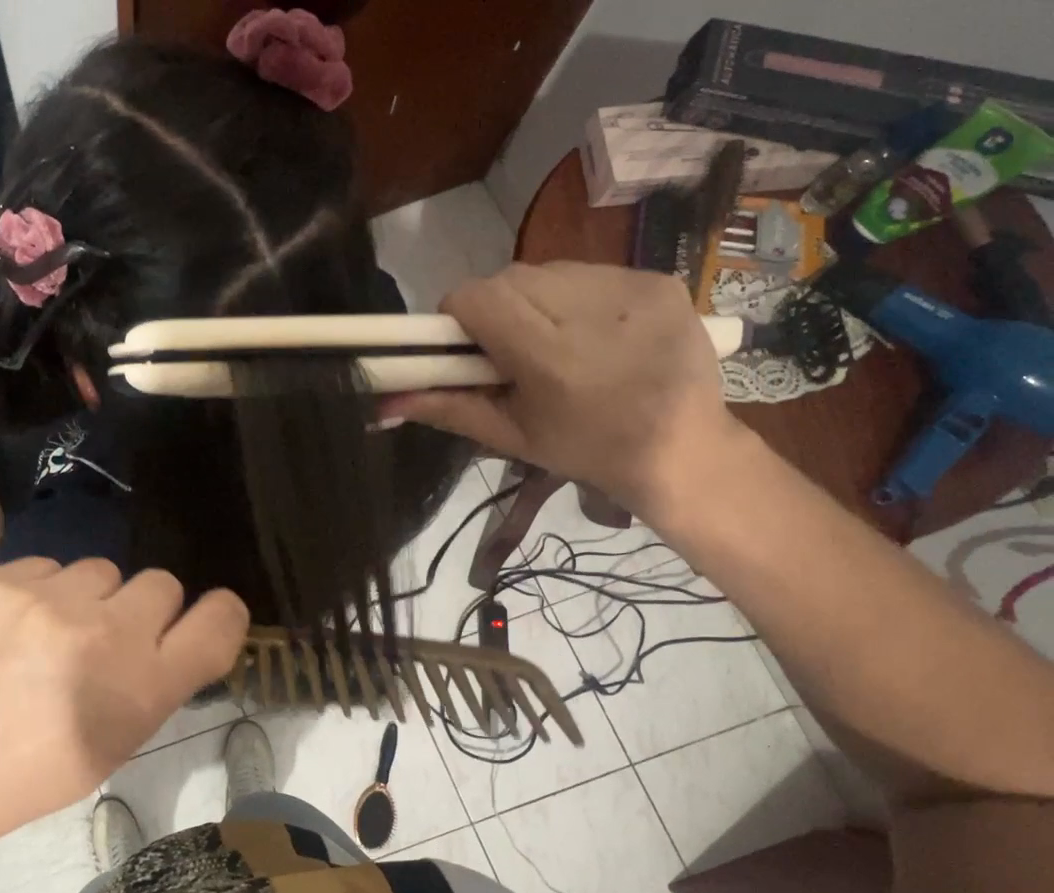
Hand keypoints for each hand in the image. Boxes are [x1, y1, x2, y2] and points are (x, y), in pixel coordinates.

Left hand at [0, 559, 248, 875]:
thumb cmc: (18, 779)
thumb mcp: (106, 753)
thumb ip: (148, 690)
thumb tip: (167, 641)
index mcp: (139, 690)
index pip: (219, 622)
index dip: (219, 617)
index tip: (202, 623)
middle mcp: (102, 633)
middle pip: (162, 583)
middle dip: (143, 611)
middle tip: (106, 643)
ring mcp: (46, 599)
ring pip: (102, 569)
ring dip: (89, 599)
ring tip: (48, 636)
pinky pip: (47, 566)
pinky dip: (40, 591)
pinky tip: (10, 627)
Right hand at [378, 262, 744, 513]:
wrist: (683, 448)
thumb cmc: (585, 450)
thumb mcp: (509, 435)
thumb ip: (445, 408)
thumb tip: (381, 404)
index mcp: (550, 357)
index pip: (475, 298)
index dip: (457, 317)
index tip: (463, 347)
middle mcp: (591, 311)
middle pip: (507, 279)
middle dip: (493, 309)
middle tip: (506, 350)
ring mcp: (631, 289)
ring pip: (544, 270)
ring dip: (532, 299)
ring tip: (552, 340)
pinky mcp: (656, 278)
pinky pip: (586, 271)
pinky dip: (572, 296)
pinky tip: (589, 333)